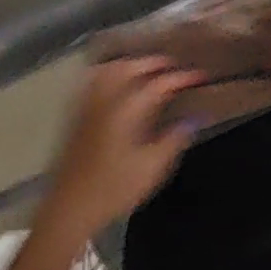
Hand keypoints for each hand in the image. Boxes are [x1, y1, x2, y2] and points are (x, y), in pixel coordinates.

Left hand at [38, 57, 203, 243]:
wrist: (70, 207)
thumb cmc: (114, 189)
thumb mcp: (152, 167)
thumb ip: (174, 139)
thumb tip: (193, 118)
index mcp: (125, 111)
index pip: (157, 84)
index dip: (180, 77)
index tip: (200, 76)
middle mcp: (104, 101)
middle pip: (128, 67)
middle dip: (153, 62)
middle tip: (174, 66)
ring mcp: (86, 107)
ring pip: (107, 70)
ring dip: (129, 64)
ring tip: (146, 69)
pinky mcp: (75, 117)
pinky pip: (93, 81)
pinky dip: (109, 73)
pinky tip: (116, 83)